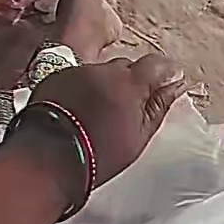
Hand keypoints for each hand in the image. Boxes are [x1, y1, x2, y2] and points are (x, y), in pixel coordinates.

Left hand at [24, 54, 185, 189]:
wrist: (46, 159)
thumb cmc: (98, 154)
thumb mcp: (138, 136)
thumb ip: (158, 105)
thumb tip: (177, 83)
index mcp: (129, 83)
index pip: (157, 64)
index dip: (164, 73)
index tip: (166, 85)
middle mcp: (102, 70)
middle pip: (125, 67)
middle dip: (130, 82)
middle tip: (127, 110)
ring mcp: (76, 72)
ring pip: (99, 73)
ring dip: (103, 86)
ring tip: (98, 115)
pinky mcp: (54, 78)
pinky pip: (76, 78)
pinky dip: (80, 90)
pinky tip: (77, 112)